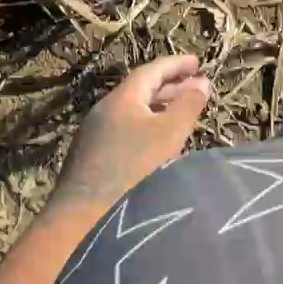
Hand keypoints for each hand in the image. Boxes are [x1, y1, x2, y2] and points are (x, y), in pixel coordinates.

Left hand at [49, 54, 213, 214]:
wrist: (81, 221)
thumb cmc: (133, 168)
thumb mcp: (170, 132)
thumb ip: (189, 104)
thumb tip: (201, 82)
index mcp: (121, 99)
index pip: (151, 71)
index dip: (176, 65)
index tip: (197, 62)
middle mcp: (103, 113)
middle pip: (140, 91)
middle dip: (170, 87)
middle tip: (194, 87)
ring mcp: (92, 138)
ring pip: (131, 113)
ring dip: (158, 109)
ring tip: (180, 115)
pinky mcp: (89, 161)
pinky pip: (123, 131)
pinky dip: (145, 127)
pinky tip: (156, 144)